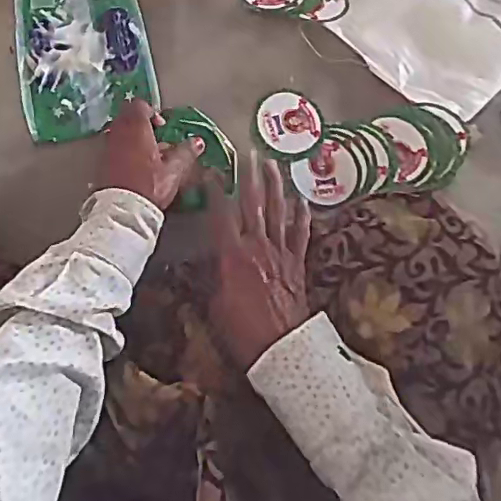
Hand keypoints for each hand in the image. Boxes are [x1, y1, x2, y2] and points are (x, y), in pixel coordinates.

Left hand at [97, 98, 203, 208]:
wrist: (122, 211)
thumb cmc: (149, 185)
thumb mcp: (173, 169)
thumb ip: (186, 152)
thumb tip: (198, 141)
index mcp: (136, 128)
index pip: (139, 105)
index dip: (152, 112)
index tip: (162, 126)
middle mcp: (118, 133)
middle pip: (127, 117)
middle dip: (142, 124)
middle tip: (157, 138)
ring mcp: (107, 148)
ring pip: (120, 133)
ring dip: (134, 138)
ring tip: (149, 155)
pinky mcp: (101, 163)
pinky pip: (114, 148)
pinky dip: (125, 151)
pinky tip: (137, 167)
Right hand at [208, 152, 311, 367]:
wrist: (280, 348)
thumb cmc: (241, 330)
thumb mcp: (213, 304)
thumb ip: (208, 275)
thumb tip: (200, 256)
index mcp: (232, 254)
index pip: (222, 213)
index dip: (215, 190)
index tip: (211, 171)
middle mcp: (257, 246)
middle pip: (253, 203)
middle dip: (249, 176)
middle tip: (247, 153)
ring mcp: (280, 252)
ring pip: (278, 210)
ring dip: (275, 185)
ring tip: (272, 163)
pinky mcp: (297, 262)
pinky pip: (300, 233)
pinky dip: (300, 215)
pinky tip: (300, 199)